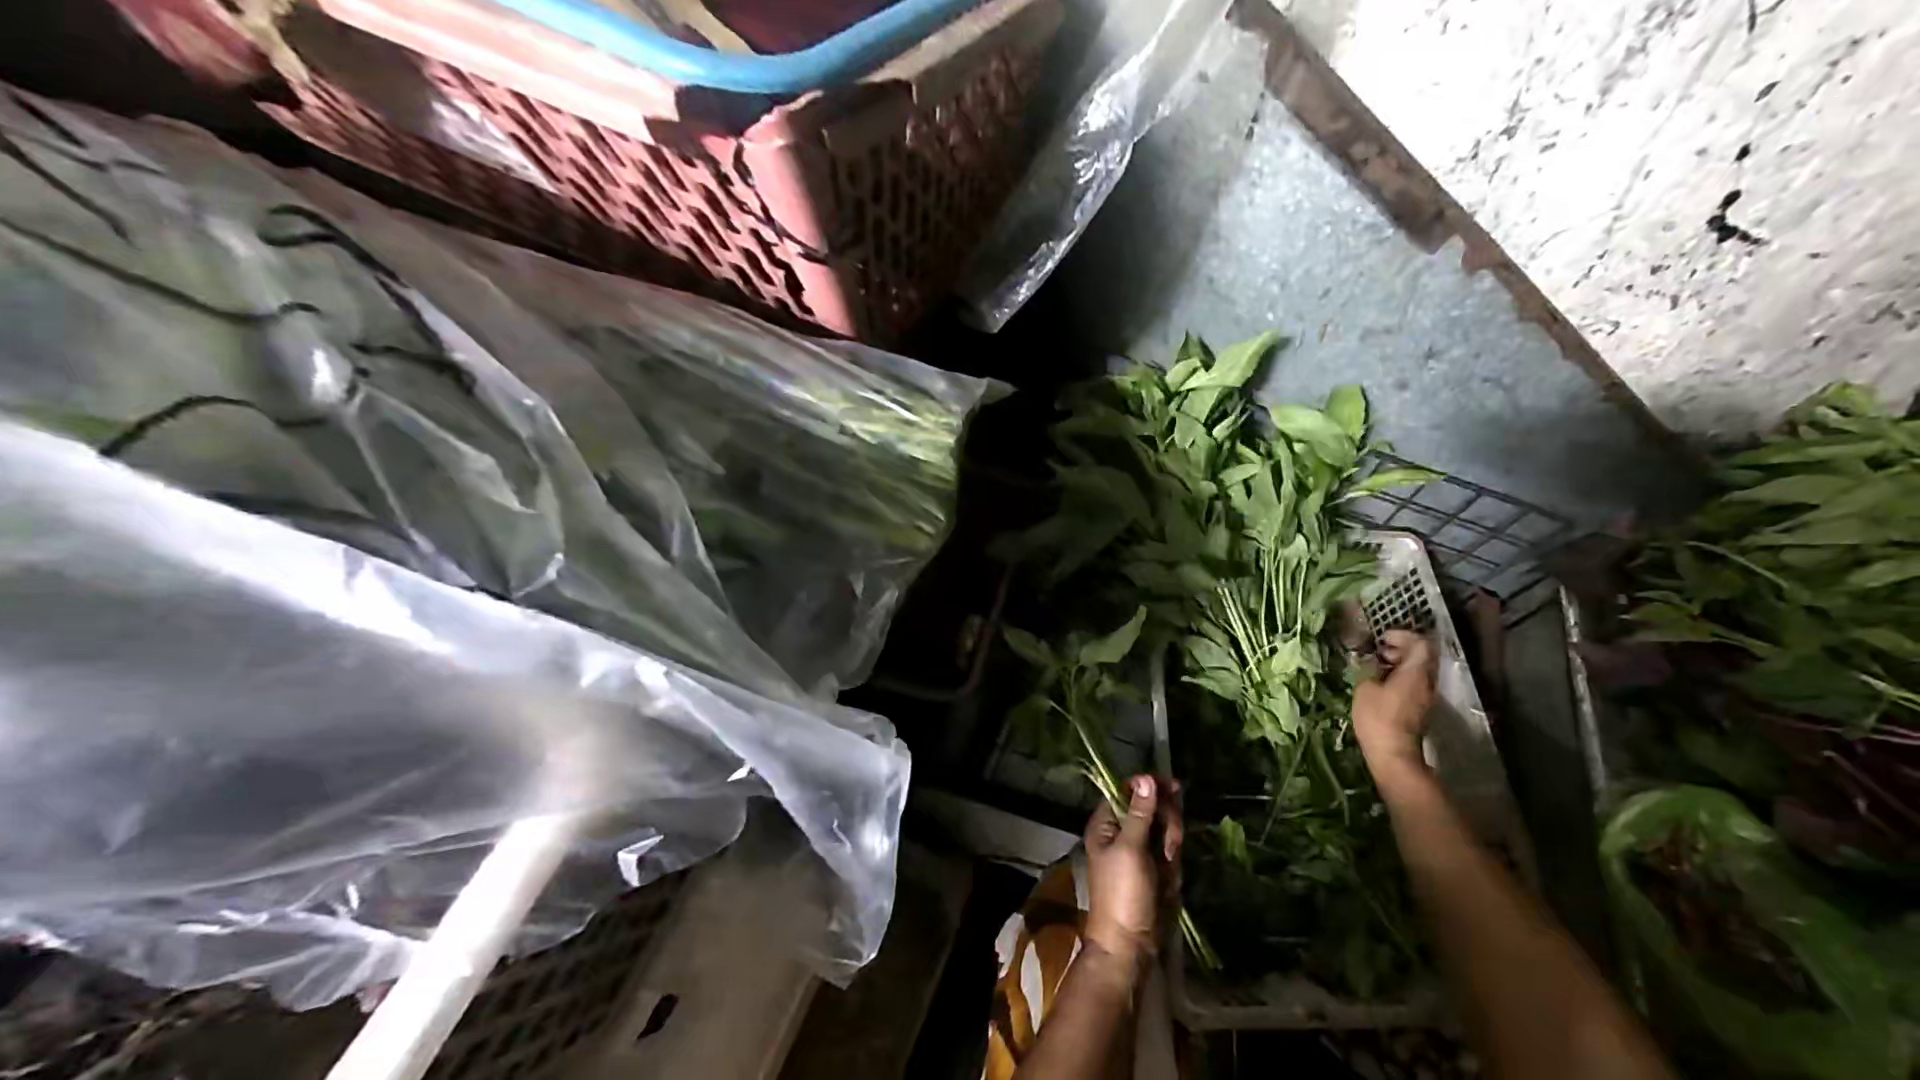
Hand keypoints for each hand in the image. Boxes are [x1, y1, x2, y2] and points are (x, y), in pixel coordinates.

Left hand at [1083, 774, 1182, 965]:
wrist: (1131, 945)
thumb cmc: (1123, 893)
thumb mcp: (1130, 848)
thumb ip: (1139, 812)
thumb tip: (1145, 778)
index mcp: (1106, 824)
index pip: (1127, 791)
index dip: (1147, 787)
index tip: (1171, 787)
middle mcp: (1122, 832)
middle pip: (1151, 808)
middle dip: (1165, 822)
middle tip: (1167, 845)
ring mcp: (1141, 851)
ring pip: (1165, 829)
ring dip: (1170, 843)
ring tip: (1166, 864)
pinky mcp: (1156, 868)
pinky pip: (1170, 852)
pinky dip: (1172, 863)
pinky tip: (1169, 878)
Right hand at [1353, 630, 1436, 782]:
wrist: (1394, 754)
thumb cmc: (1378, 717)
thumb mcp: (1365, 687)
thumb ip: (1368, 668)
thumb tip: (1367, 657)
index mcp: (1416, 672)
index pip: (1421, 643)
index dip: (1403, 635)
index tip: (1382, 638)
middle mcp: (1427, 681)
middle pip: (1423, 656)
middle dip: (1401, 648)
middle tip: (1378, 650)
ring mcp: (1427, 695)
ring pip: (1419, 670)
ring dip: (1401, 663)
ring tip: (1377, 666)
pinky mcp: (1421, 707)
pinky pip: (1415, 682)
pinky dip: (1401, 676)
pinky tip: (1381, 683)